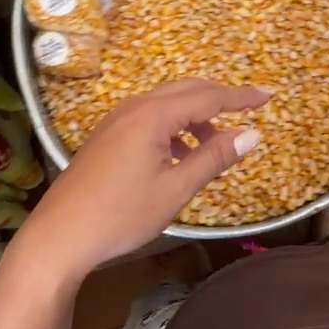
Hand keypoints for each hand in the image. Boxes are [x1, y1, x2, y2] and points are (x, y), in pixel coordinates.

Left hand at [12, 79, 267, 283]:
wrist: (59, 237)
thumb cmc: (120, 215)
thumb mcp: (175, 189)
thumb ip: (214, 158)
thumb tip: (251, 134)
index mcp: (153, 115)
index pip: (208, 97)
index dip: (241, 97)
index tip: (269, 95)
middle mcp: (134, 107)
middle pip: (187, 91)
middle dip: (220, 98)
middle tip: (250, 109)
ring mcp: (117, 119)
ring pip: (167, 104)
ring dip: (196, 117)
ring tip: (216, 146)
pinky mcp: (108, 135)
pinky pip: (150, 117)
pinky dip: (174, 128)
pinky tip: (180, 156)